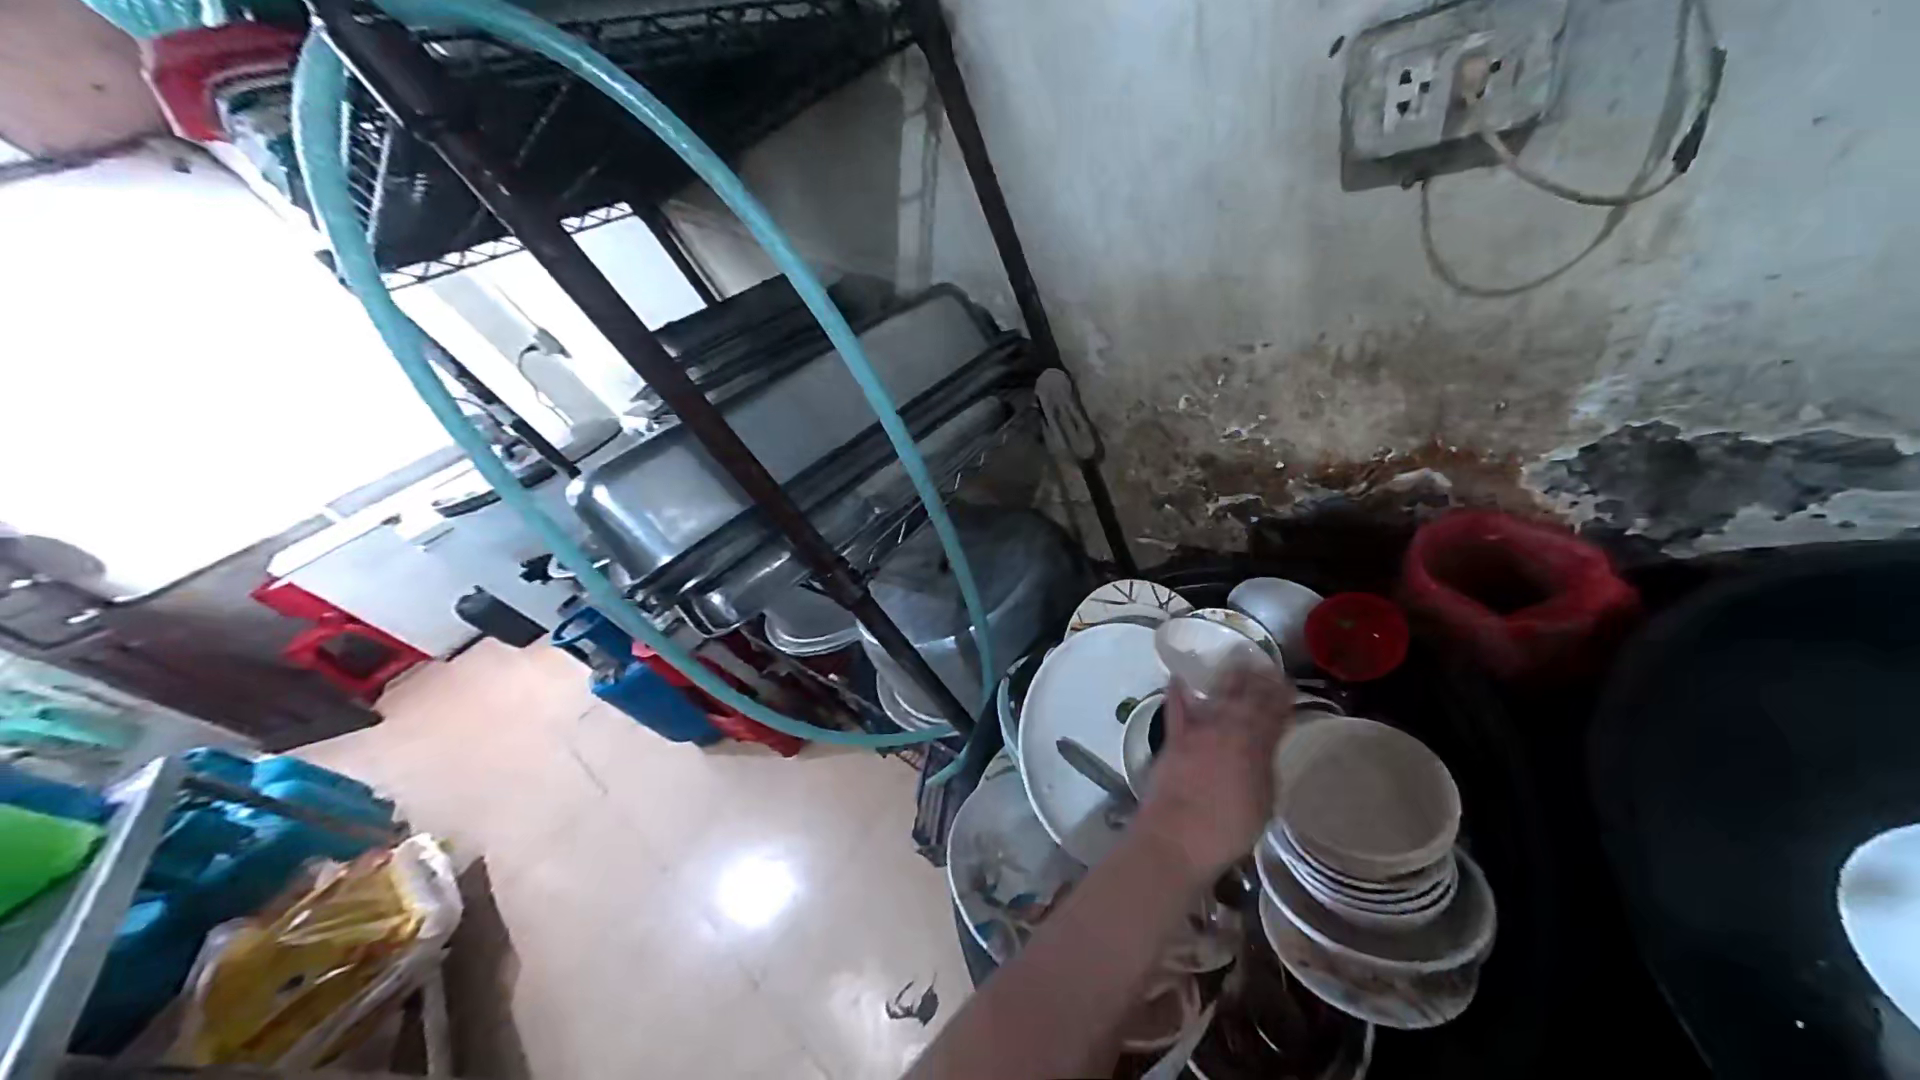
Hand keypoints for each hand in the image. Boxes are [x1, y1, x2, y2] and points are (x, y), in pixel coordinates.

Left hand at [1133, 662, 1294, 878]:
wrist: (1178, 836)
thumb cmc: (1228, 829)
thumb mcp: (1263, 802)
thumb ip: (1264, 768)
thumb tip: (1265, 748)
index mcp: (1256, 748)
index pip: (1273, 714)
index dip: (1281, 697)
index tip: (1287, 683)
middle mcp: (1228, 733)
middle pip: (1246, 699)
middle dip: (1257, 679)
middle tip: (1263, 663)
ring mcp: (1198, 733)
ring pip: (1216, 698)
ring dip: (1227, 678)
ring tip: (1235, 660)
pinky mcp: (1173, 739)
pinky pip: (1176, 709)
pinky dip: (1177, 692)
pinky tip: (1177, 676)